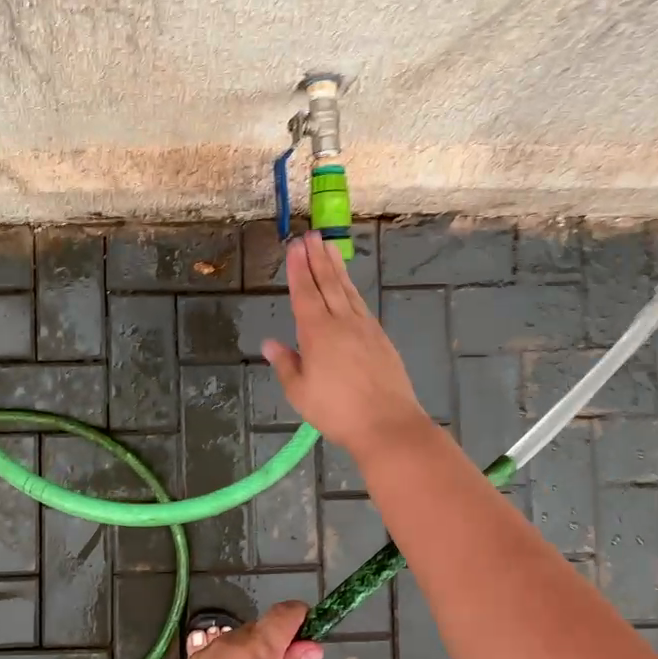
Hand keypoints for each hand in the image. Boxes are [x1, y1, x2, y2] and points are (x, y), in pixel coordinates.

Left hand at [142, 603, 323, 658]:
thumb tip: (309, 648)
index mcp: (253, 650)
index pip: (282, 615)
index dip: (299, 617)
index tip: (311, 630)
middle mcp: (225, 643)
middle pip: (258, 629)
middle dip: (276, 643)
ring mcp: (201, 656)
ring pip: (235, 644)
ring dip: (251, 656)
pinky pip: (216, 658)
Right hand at [262, 231, 432, 458]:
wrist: (387, 424)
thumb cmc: (337, 411)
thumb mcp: (300, 392)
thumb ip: (286, 364)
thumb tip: (270, 343)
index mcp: (317, 332)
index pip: (304, 293)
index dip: (298, 269)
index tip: (295, 246)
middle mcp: (341, 322)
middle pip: (327, 283)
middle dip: (316, 258)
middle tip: (311, 234)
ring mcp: (364, 328)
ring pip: (347, 289)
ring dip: (336, 266)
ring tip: (329, 246)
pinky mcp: (380, 338)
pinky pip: (361, 303)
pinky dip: (351, 288)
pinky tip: (348, 285)